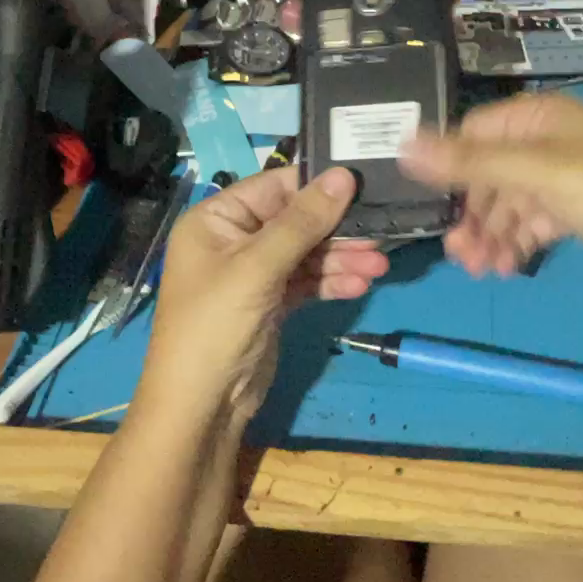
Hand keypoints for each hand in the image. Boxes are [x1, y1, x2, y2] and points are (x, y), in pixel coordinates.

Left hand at [143, 167, 388, 418]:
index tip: (362, 184)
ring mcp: (254, 273)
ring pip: (306, 253)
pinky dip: (331, 282)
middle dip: (336, 229)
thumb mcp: (258, 268)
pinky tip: (359, 285)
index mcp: (216, 219)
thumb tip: (344, 175)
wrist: (201, 406)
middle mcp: (233, 240)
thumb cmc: (216, 325)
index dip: (317, 186)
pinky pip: (306, 281)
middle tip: (380, 234)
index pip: (274, 187)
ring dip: (341, 258)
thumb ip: (303, 222)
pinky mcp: (271, 302)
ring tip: (379, 267)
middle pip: (295, 221)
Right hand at [398, 92, 582, 299]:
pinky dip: (515, 244)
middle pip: (489, 174)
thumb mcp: (533, 170)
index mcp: (538, 117)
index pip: (475, 132)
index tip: (428, 202)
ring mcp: (561, 179)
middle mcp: (547, 141)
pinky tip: (505, 268)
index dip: (450, 166)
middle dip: (472, 213)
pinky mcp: (573, 213)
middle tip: (457, 252)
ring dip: (491, 235)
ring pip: (508, 204)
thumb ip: (468, 161)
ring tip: (481, 269)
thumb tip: (402, 144)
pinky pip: (529, 224)